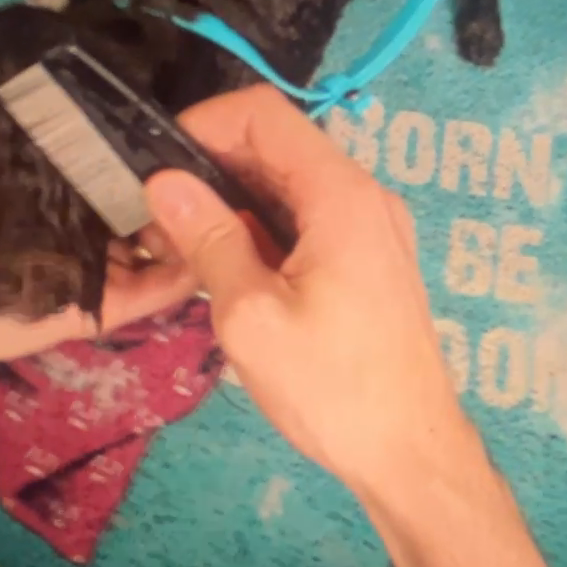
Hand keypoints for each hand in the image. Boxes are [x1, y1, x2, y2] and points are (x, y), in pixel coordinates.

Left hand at [0, 71, 194, 364]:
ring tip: (224, 199)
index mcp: (29, 184)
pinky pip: (143, 295)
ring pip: (147, 247)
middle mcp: (63, 225)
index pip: (86, 154)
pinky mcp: (88, 309)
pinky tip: (215, 252)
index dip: (119, 131)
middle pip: (127, 200)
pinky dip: (181, 280)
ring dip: (187, 227)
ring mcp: (81, 270)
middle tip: (203, 154)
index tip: (154, 107)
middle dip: (165, 180)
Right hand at [143, 86, 481, 492]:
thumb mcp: (253, 316)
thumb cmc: (332, 389)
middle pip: (278, 149)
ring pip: (292, 190)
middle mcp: (365, 198)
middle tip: (161, 221)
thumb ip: (209, 239)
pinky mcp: (373, 264)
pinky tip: (233, 274)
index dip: (202, 125)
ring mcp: (375, 231)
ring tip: (187, 252)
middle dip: (213, 170)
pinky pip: (311, 225)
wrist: (410, 452)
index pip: (263, 114)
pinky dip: (267, 235)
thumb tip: (165, 182)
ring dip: (237, 207)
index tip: (156, 169)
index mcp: (341, 195)